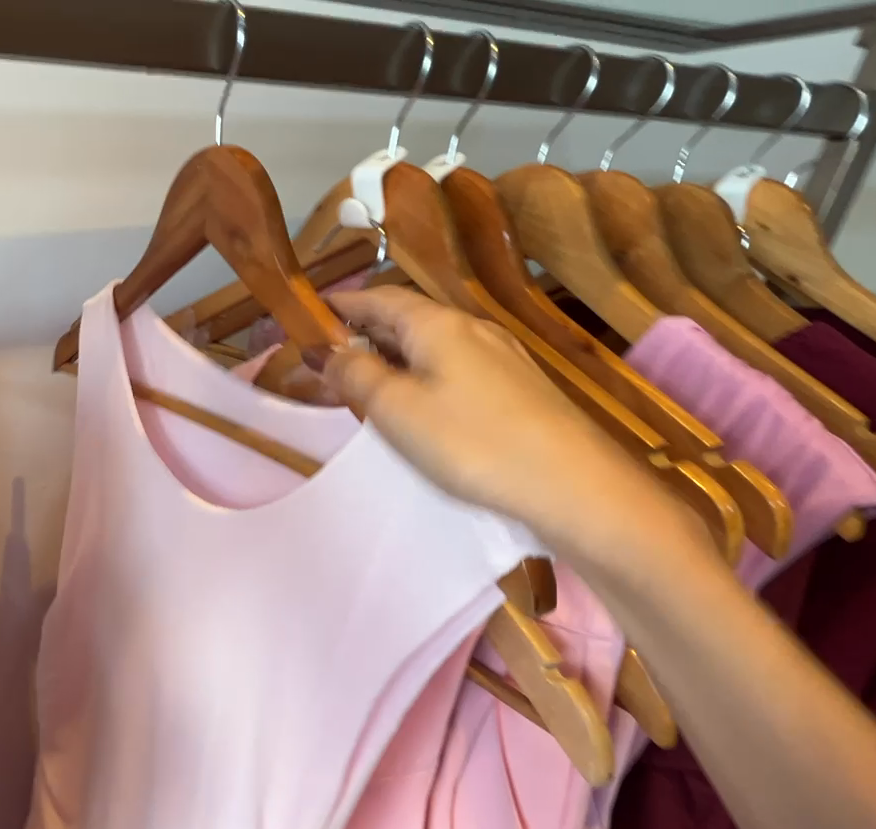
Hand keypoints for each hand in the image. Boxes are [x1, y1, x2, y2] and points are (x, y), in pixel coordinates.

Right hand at [322, 287, 698, 554]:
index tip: (306, 316)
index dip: (341, 304)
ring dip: (388, 353)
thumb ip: (355, 374)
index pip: (379, 298)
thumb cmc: (469, 440)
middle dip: (361, 330)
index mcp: (437, 326)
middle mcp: (470, 330)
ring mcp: (497, 358)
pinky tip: (409, 400)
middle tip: (323, 354)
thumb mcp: (394, 408)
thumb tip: (328, 351)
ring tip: (358, 379)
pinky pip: (449, 366)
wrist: (569, 483)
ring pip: (427, 344)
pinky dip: (416, 372)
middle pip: (405, 317)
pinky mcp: (511, 387)